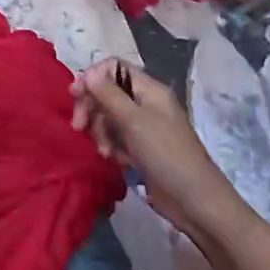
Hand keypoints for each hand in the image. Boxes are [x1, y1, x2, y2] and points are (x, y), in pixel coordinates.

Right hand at [70, 60, 246, 237]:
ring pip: (110, 117)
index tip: (75, 96)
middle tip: (79, 128)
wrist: (194, 200)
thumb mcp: (134, 121)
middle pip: (109, 93)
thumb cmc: (165, 155)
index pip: (114, 69)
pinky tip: (115, 160)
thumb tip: (89, 73)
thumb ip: (109, 95)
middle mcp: (147, 103)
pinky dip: (112, 146)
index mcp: (150, 90)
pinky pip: (118, 138)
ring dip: (101, 132)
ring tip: (106, 152)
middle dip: (92, 108)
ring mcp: (145, 127)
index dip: (93, 78)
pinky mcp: (143, 149)